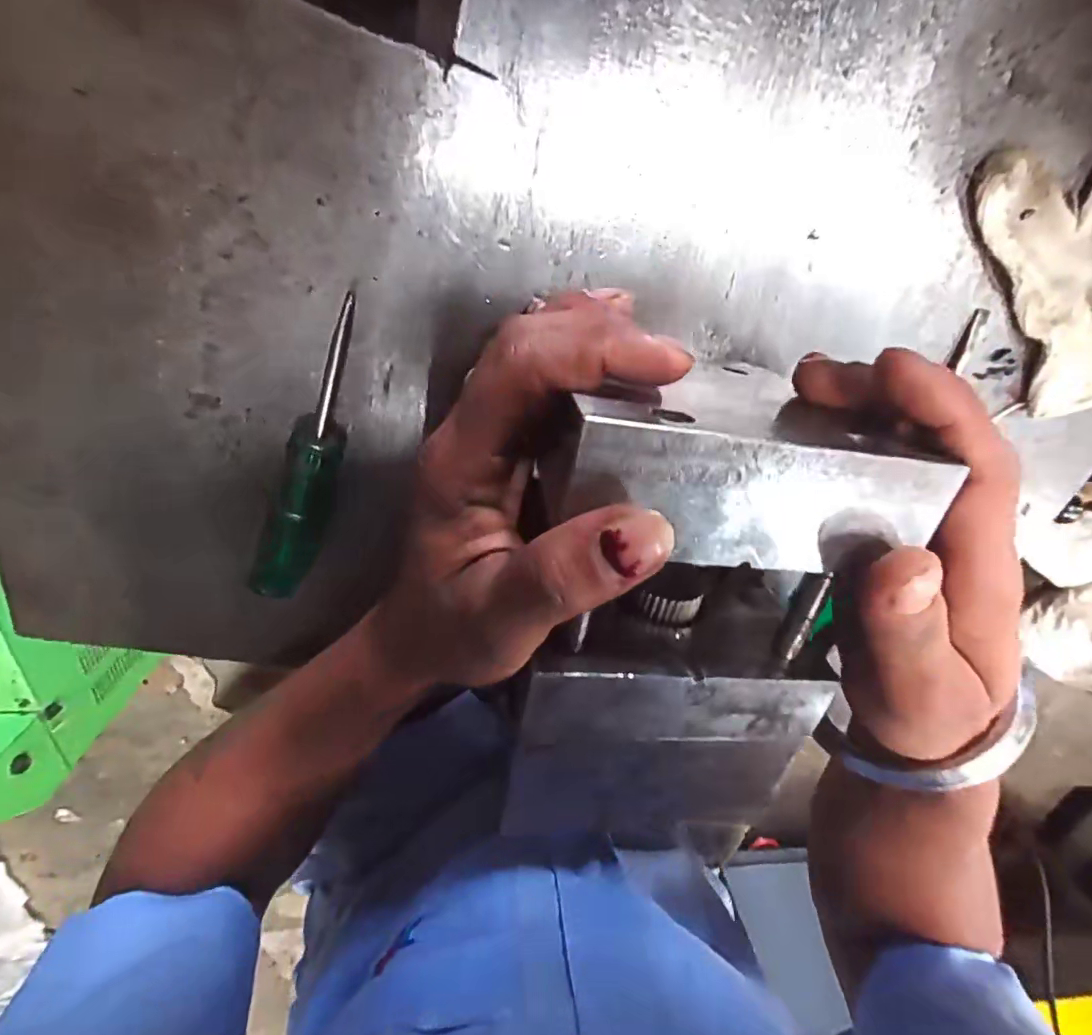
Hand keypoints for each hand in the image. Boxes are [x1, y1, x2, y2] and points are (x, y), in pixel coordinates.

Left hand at [365, 289, 692, 687]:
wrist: (421, 640)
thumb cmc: (452, 631)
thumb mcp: (504, 619)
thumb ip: (565, 578)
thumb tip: (650, 531)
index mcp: (460, 461)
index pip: (517, 369)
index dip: (591, 350)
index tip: (666, 366)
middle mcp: (469, 433)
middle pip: (525, 345)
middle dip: (600, 336)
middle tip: (670, 362)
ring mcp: (486, 437)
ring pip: (533, 354)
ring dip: (593, 337)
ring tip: (651, 348)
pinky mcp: (508, 448)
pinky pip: (544, 383)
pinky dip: (586, 360)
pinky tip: (620, 364)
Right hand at [793, 348, 1022, 760]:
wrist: (926, 738)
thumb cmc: (931, 717)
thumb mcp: (922, 694)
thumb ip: (912, 637)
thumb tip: (905, 562)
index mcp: (983, 561)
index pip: (983, 464)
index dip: (945, 406)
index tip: (890, 366)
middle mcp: (961, 530)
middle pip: (944, 439)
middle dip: (890, 394)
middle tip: (817, 378)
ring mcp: (927, 531)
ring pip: (911, 447)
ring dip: (865, 407)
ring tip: (807, 387)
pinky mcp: (892, 538)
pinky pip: (878, 474)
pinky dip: (847, 440)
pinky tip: (809, 430)